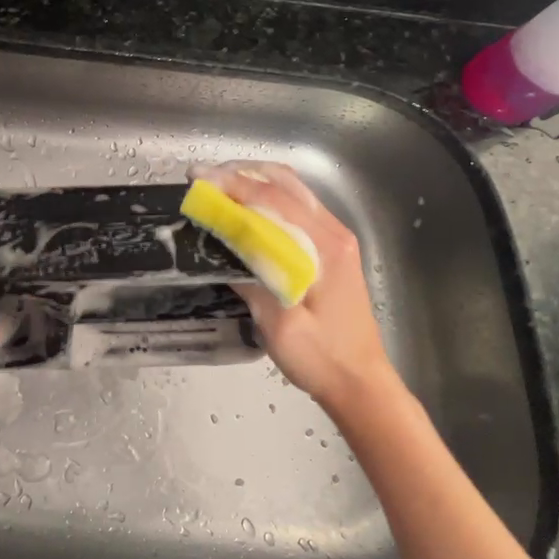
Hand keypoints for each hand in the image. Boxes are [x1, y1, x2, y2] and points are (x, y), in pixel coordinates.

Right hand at [192, 161, 399, 409]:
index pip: (273, 198)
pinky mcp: (330, 248)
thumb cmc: (322, 358)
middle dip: (240, 174)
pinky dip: (265, 199)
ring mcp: (335, 238)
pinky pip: (294, 207)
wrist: (361, 384)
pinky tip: (243, 211)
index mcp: (324, 246)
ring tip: (217, 190)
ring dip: (252, 183)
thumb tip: (220, 247)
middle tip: (203, 180)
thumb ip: (251, 280)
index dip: (231, 183)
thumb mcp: (279, 324)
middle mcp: (333, 232)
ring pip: (291, 190)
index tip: (197, 179)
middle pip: (284, 182)